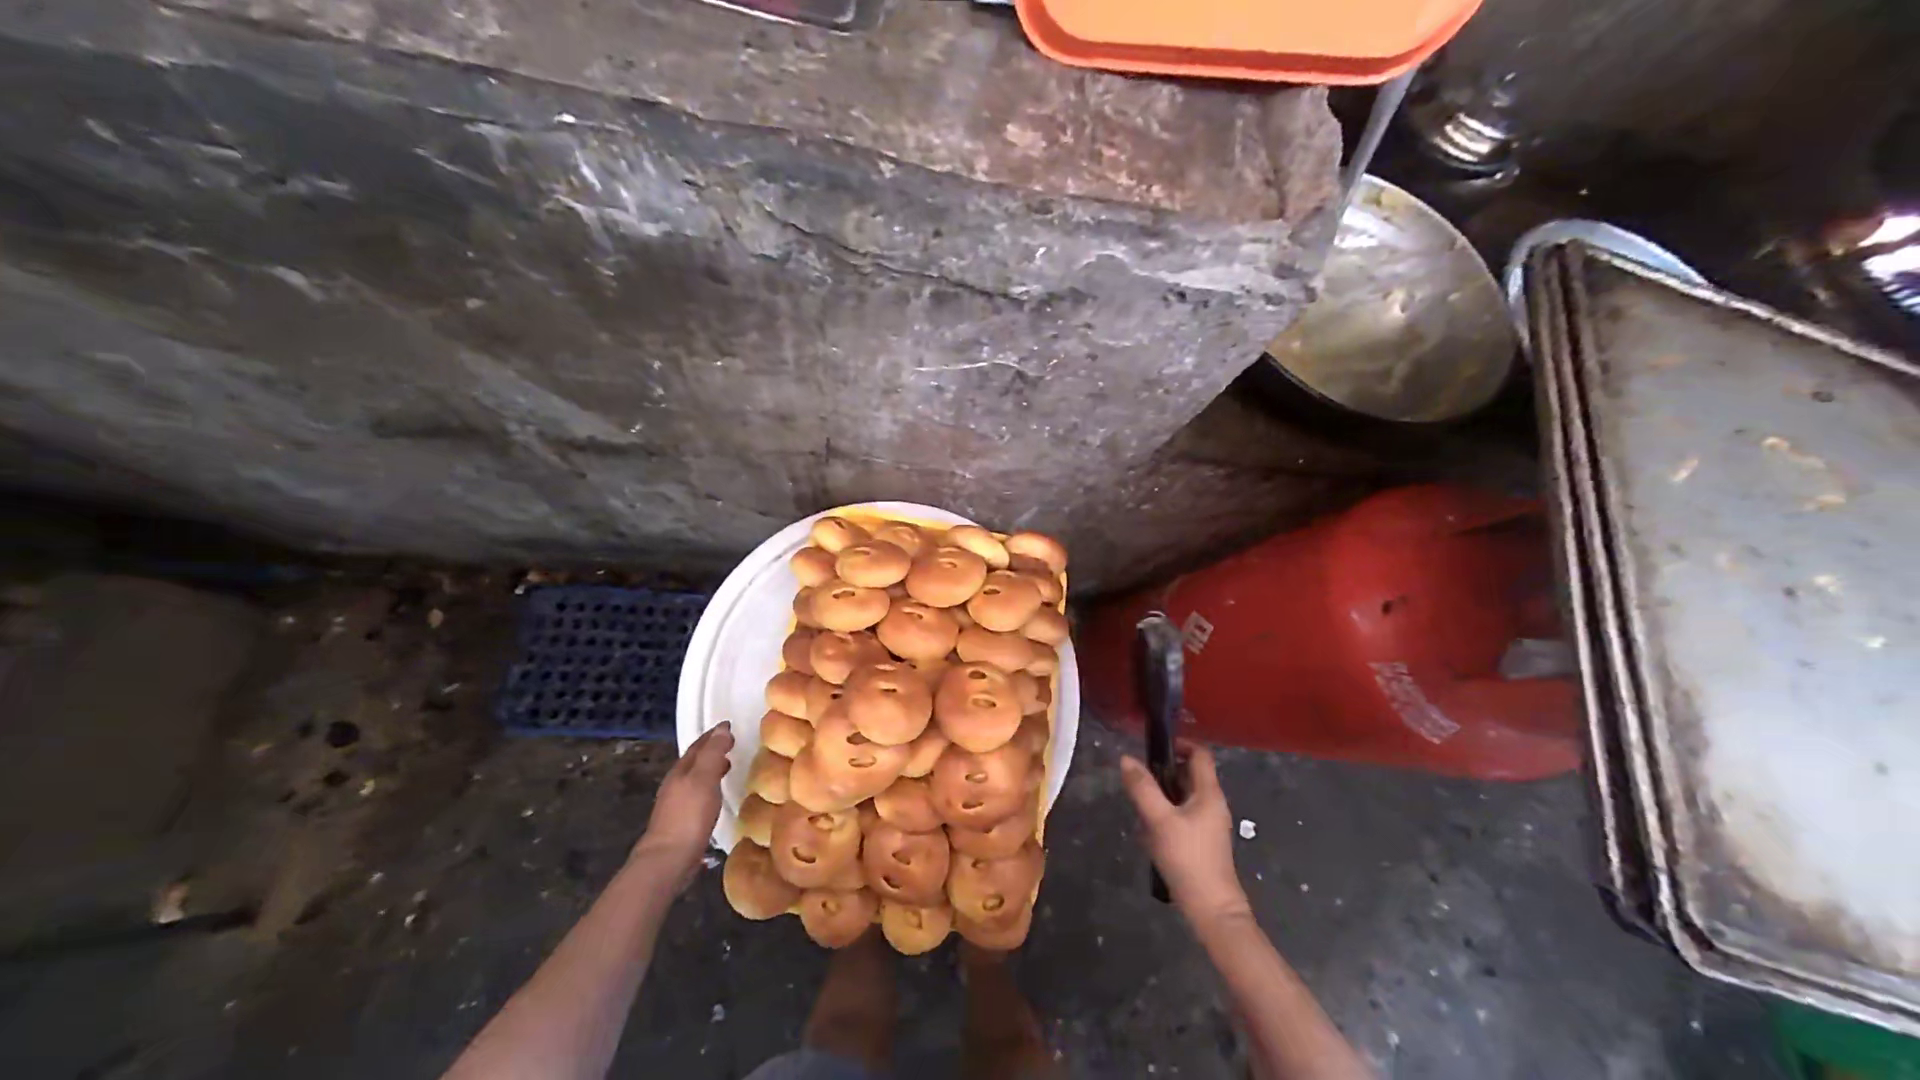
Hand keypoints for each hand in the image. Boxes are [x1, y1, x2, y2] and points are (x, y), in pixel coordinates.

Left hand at [632, 722, 733, 888]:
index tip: (729, 726)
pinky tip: (717, 798)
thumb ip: (714, 753)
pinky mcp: (681, 822)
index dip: (713, 735)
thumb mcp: (704, 778)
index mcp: (680, 770)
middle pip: (694, 761)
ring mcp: (676, 804)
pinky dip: (709, 788)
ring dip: (711, 769)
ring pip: (695, 778)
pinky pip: (698, 795)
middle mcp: (675, 784)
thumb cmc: (688, 816)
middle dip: (711, 750)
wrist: (668, 860)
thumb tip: (722, 728)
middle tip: (731, 744)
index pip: (698, 745)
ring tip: (728, 767)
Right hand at [1119, 743, 1250, 925]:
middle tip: (1138, 780)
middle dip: (1162, 773)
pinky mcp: (1201, 842)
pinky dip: (1164, 816)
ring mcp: (1208, 825)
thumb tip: (1126, 758)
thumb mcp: (1160, 820)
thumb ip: (1142, 788)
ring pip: (1182, 797)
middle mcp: (1213, 804)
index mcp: (1209, 793)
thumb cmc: (1188, 859)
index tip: (1153, 747)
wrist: (1211, 909)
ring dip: (1160, 797)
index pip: (1200, 754)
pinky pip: (1181, 817)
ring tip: (1139, 808)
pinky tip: (1148, 833)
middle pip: (1188, 775)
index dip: (1179, 744)